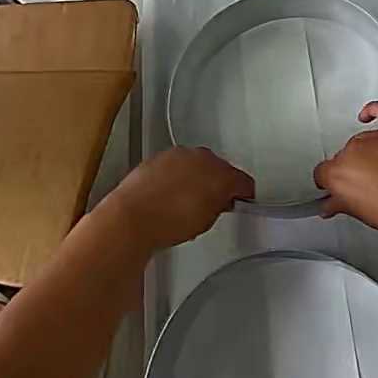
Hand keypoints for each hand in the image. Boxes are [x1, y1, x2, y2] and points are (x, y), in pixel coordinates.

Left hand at [93, 148, 255, 251]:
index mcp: (221, 173)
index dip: (244, 194)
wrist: (133, 216)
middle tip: (214, 203)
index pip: (243, 181)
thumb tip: (215, 203)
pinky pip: (174, 165)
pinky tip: (170, 193)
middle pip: (219, 168)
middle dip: (218, 183)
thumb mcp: (206, 221)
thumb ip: (218, 206)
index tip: (241, 200)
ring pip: (195, 163)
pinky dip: (175, 175)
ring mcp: (178, 155)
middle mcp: (200, 158)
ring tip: (188, 201)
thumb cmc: (167, 220)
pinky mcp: (158, 157)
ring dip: (195, 177)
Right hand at [314, 102, 377, 242]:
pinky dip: (372, 111)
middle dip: (350, 170)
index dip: (329, 183)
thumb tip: (334, 203)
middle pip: (342, 156)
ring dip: (364, 151)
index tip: (336, 189)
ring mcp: (375, 138)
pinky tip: (367, 115)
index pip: (323, 174)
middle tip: (363, 186)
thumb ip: (342, 204)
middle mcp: (352, 151)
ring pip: (360, 140)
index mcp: (337, 173)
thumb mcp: (364, 215)